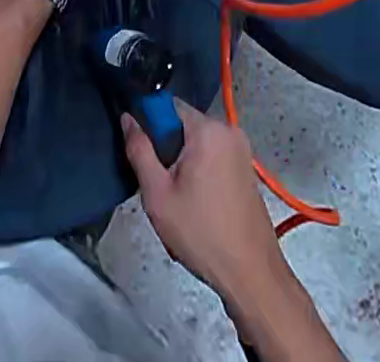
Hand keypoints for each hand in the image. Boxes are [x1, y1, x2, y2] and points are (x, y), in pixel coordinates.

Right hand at [121, 100, 284, 299]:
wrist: (250, 274)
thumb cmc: (201, 232)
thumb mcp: (157, 193)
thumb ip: (139, 150)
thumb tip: (128, 118)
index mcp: (208, 130)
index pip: (168, 105)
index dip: (149, 125)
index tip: (143, 153)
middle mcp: (228, 131)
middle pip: (183, 125)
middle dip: (166, 148)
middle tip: (160, 184)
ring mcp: (242, 150)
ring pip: (196, 143)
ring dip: (182, 163)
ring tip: (178, 200)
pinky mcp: (246, 168)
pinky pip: (213, 156)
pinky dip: (200, 172)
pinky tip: (196, 205)